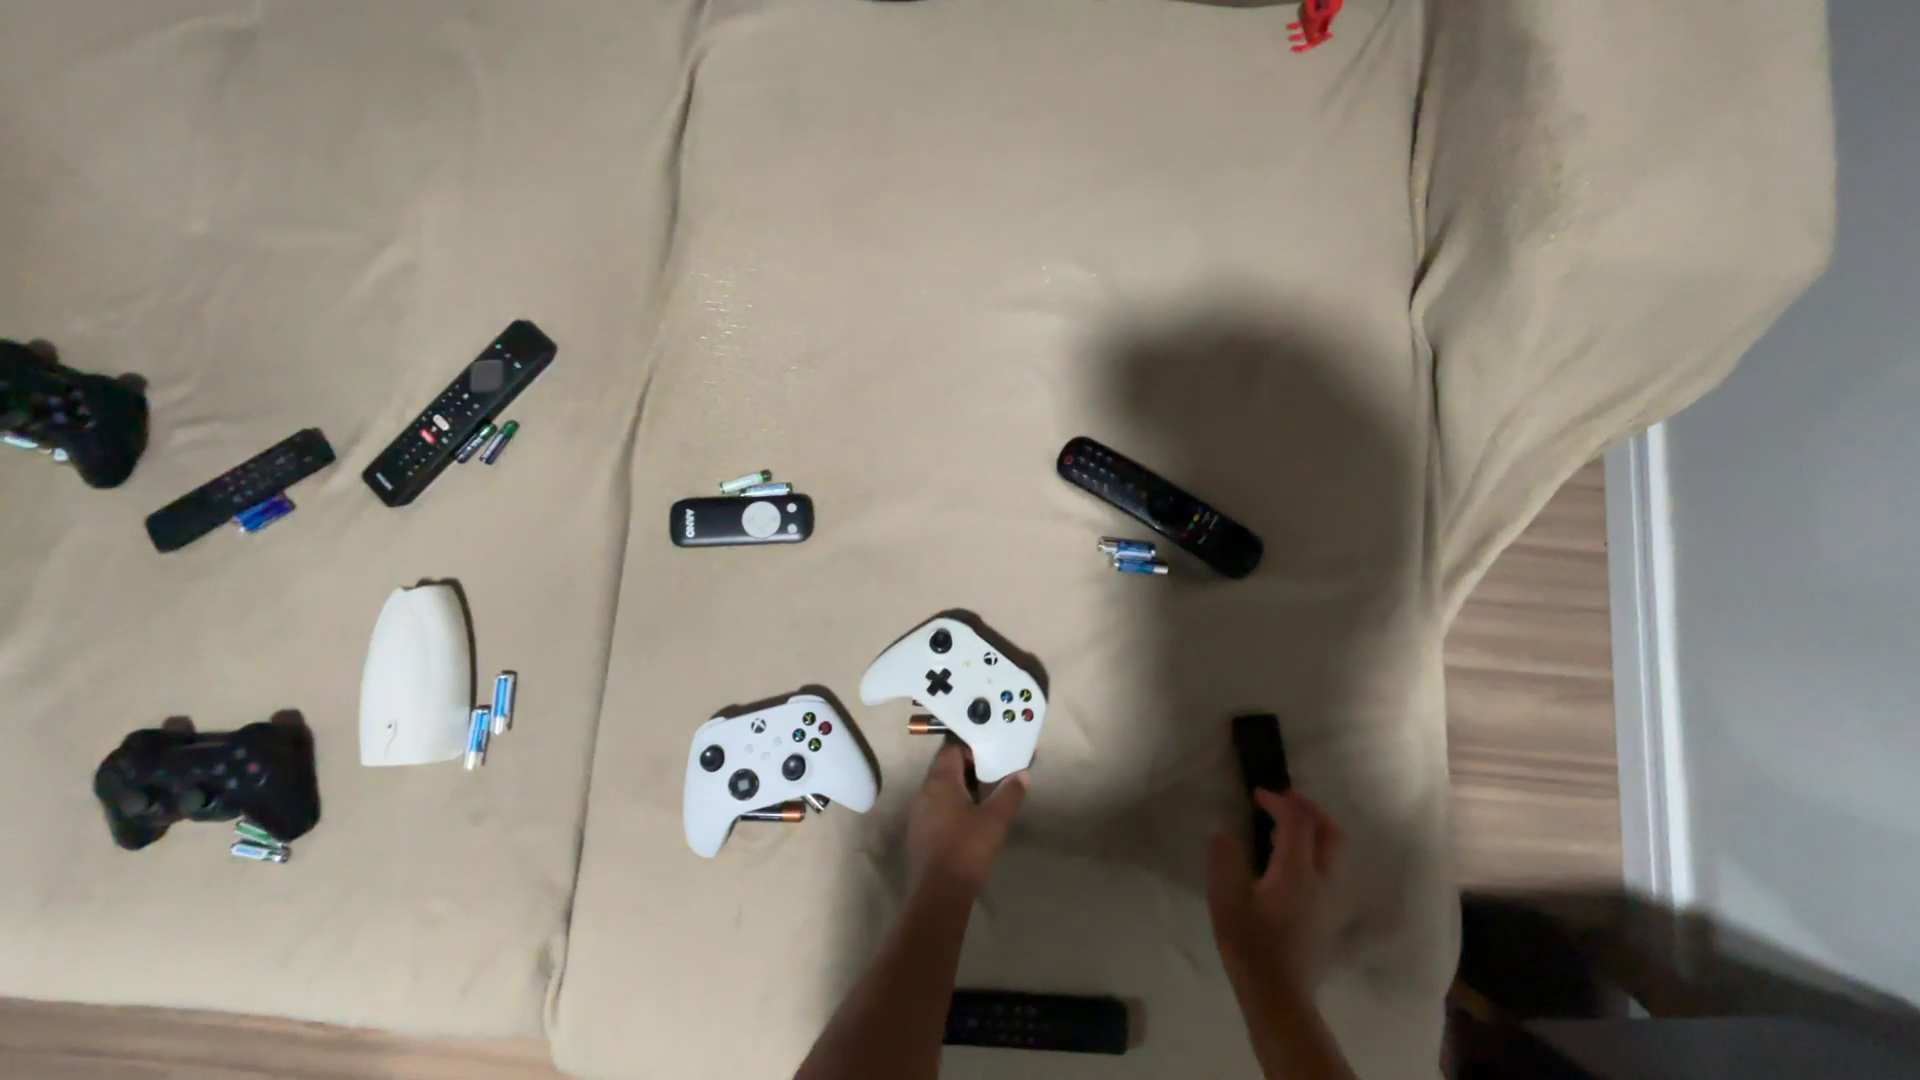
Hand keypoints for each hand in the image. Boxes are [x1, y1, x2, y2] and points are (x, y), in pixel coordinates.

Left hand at [906, 741, 1027, 896]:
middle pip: (944, 770)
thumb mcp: (995, 819)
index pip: (951, 751)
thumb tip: (1021, 774)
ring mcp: (918, 815)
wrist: (939, 893)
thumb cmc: (967, 848)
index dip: (971, 750)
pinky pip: (936, 811)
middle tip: (993, 778)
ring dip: (961, 792)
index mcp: (940, 782)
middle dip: (968, 771)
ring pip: (940, 792)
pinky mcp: (918, 835)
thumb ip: (1009, 793)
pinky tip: (969, 824)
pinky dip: (952, 810)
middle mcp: (924, 793)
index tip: (991, 760)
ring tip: (985, 801)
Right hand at [1206, 790, 1344, 997]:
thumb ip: (1224, 860)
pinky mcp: (1329, 916)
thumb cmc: (1250, 945)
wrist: (1279, 995)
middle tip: (1285, 799)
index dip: (1278, 802)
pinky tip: (1289, 863)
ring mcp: (1330, 900)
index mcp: (1298, 873)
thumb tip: (1223, 834)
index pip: (1297, 823)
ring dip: (1315, 830)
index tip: (1256, 794)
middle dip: (1310, 809)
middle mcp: (1323, 881)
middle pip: (1331, 833)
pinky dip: (1315, 852)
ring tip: (1284, 829)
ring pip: (1335, 852)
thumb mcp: (1225, 899)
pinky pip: (1330, 870)